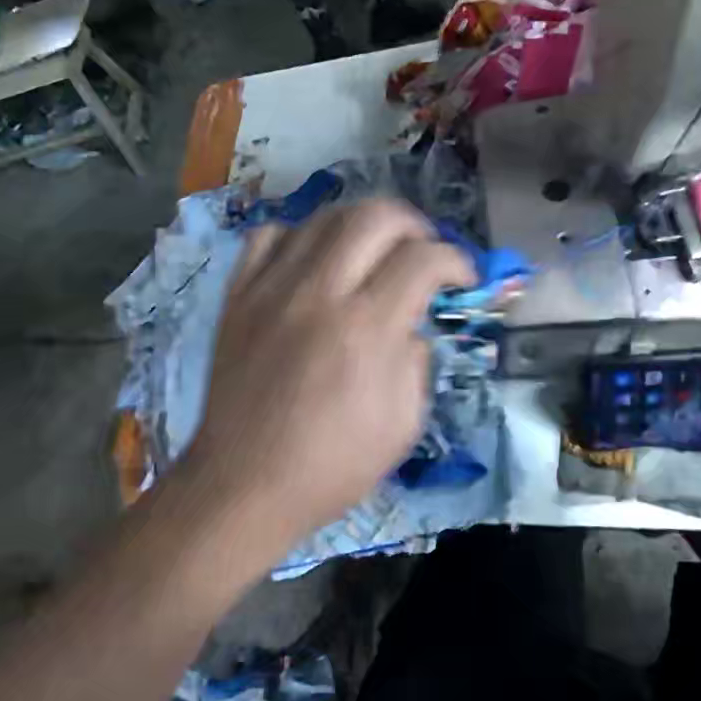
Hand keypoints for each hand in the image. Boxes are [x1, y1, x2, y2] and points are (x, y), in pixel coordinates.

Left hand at [177, 200, 474, 541]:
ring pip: (324, 215)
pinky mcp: (237, 296)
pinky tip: (314, 262)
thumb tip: (409, 324)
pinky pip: (270, 236)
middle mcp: (320, 293)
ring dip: (363, 225)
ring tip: (375, 250)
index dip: (456, 261)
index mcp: (368, 329)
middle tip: (423, 252)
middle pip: (376, 215)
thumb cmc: (332, 466)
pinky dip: (302, 237)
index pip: (424, 259)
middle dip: (415, 225)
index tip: (462, 278)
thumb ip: (416, 361)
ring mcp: (271, 288)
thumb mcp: (403, 425)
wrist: (244, 485)